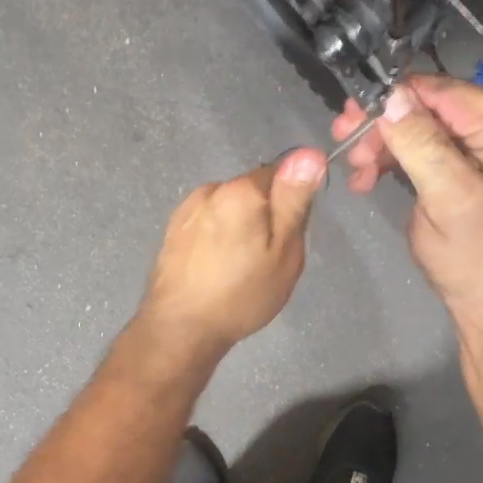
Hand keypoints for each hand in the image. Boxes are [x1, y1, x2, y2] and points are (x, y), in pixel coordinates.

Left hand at [137, 149, 326, 353]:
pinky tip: (217, 270)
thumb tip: (309, 154)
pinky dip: (218, 240)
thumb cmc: (240, 294)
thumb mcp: (284, 251)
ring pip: (229, 209)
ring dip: (239, 229)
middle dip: (264, 217)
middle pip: (253, 192)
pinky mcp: (173, 232)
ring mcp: (187, 210)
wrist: (180, 329)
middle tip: (267, 259)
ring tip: (239, 269)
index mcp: (240, 190)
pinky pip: (208, 225)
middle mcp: (210, 189)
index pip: (280, 172)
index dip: (292, 202)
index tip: (289, 236)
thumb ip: (294, 200)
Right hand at [334, 75, 482, 307]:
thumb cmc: (471, 252)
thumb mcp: (448, 196)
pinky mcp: (455, 165)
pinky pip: (415, 148)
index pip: (446, 93)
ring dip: (380, 143)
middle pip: (428, 107)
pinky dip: (387, 159)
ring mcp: (475, 148)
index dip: (398, 99)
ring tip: (355, 168)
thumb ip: (422, 145)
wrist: (482, 295)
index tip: (355, 114)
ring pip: (416, 126)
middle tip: (345, 138)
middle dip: (384, 124)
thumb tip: (391, 98)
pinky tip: (365, 177)